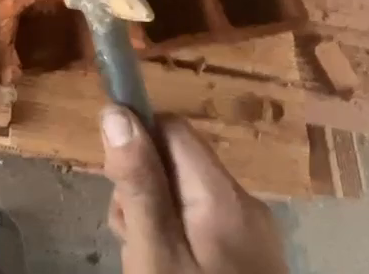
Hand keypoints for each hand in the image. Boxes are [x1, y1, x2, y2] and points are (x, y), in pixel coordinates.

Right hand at [101, 107, 287, 273]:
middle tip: (128, 236)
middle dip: (141, 188)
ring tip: (145, 262)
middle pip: (177, 162)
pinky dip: (177, 239)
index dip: (137, 142)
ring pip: (186, 196)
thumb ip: (137, 182)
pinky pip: (204, 226)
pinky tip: (167, 271)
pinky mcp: (252, 262)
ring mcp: (254, 237)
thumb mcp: (154, 253)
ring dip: (155, 216)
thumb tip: (115, 111)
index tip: (114, 182)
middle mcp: (246, 206)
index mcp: (224, 196)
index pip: (172, 128)